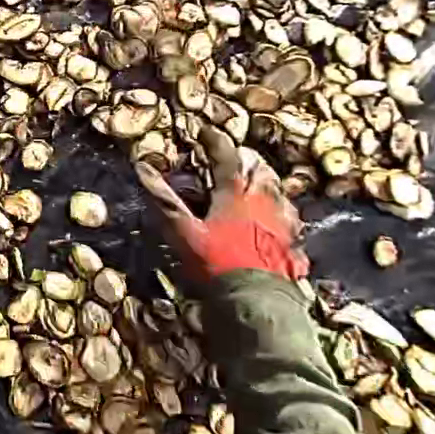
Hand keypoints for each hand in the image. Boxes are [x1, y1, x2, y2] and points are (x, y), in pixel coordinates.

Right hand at [135, 125, 307, 283]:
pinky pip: (288, 216)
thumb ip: (164, 199)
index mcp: (237, 195)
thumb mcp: (182, 232)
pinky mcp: (293, 242)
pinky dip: (276, 208)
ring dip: (263, 181)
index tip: (203, 130)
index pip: (227, 158)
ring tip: (250, 182)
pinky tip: (270, 217)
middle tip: (230, 157)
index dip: (214, 141)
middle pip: (260, 170)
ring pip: (278, 191)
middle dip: (245, 159)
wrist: (259, 303)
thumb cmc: (216, 264)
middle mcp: (265, 202)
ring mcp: (283, 223)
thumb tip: (141, 167)